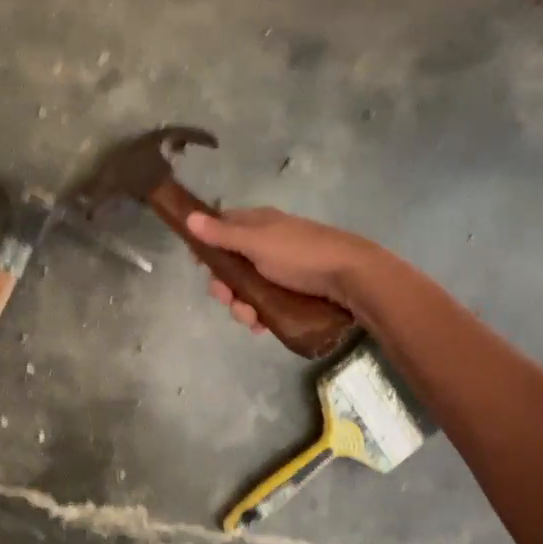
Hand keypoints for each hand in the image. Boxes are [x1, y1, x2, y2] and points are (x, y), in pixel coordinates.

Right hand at [184, 208, 383, 332]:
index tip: (198, 265)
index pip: (222, 227)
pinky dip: (258, 314)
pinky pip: (264, 302)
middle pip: (230, 264)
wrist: (353, 278)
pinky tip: (261, 326)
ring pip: (246, 287)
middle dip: (224, 285)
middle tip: (227, 298)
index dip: (206, 244)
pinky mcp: (292, 290)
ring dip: (240, 306)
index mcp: (259, 224)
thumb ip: (222, 233)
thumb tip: (189, 217)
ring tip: (250, 319)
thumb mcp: (257, 242)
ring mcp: (280, 268)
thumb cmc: (302, 254)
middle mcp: (267, 243)